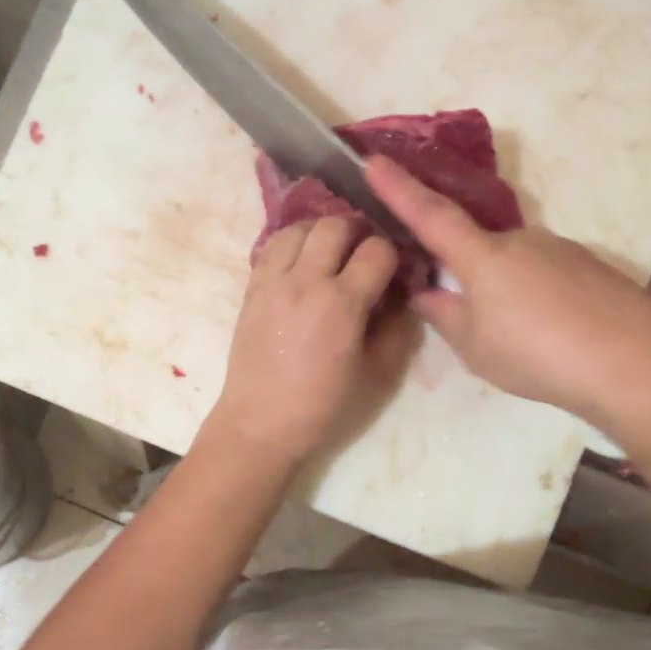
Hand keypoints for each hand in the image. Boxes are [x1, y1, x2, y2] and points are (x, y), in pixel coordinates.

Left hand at [205, 216, 415, 464]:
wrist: (260, 424)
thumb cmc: (321, 407)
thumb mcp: (377, 374)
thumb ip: (396, 328)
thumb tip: (400, 296)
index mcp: (342, 303)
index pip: (377, 250)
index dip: (391, 256)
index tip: (391, 273)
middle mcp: (305, 282)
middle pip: (336, 225)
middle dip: (357, 233)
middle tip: (361, 255)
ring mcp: (272, 283)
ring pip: (298, 228)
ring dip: (319, 233)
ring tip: (328, 255)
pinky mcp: (250, 291)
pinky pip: (270, 248)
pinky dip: (289, 246)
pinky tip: (299, 265)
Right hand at [365, 155, 650, 418]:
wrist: (633, 359)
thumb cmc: (537, 353)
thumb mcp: (474, 347)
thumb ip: (445, 316)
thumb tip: (426, 294)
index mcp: (483, 257)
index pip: (430, 216)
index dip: (399, 191)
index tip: (373, 161)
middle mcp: (520, 240)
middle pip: (476, 250)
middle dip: (463, 277)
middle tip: (466, 323)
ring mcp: (559, 250)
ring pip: (511, 267)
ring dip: (501, 295)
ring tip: (512, 343)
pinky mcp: (588, 268)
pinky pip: (542, 277)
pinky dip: (532, 301)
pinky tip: (543, 337)